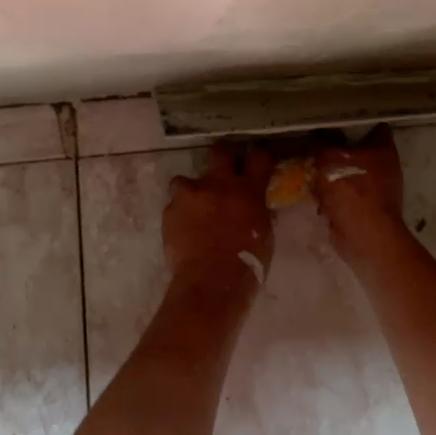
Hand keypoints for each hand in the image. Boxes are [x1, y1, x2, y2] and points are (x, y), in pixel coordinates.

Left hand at [164, 142, 275, 300]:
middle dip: (222, 155)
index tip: (257, 158)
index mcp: (247, 191)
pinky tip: (184, 230)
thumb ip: (258, 214)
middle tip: (223, 166)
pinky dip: (179, 215)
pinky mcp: (170, 210)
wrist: (210, 283)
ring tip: (194, 209)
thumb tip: (257, 207)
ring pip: (185, 179)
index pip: (259, 157)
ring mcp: (191, 195)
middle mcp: (218, 184)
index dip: (259, 155)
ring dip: (191, 191)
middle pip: (220, 151)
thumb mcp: (265, 237)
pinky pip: (174, 206)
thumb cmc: (246, 265)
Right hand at [312, 126, 406, 261]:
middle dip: (338, 150)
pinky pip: (345, 196)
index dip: (357, 122)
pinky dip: (332, 196)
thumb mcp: (329, 159)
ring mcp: (376, 191)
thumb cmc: (351, 190)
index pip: (375, 127)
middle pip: (359, 152)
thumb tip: (318, 135)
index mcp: (383, 149)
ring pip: (349, 175)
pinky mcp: (365, 211)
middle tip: (316, 143)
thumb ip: (322, 144)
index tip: (337, 118)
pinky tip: (314, 193)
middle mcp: (384, 168)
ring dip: (332, 175)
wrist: (364, 236)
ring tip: (309, 168)